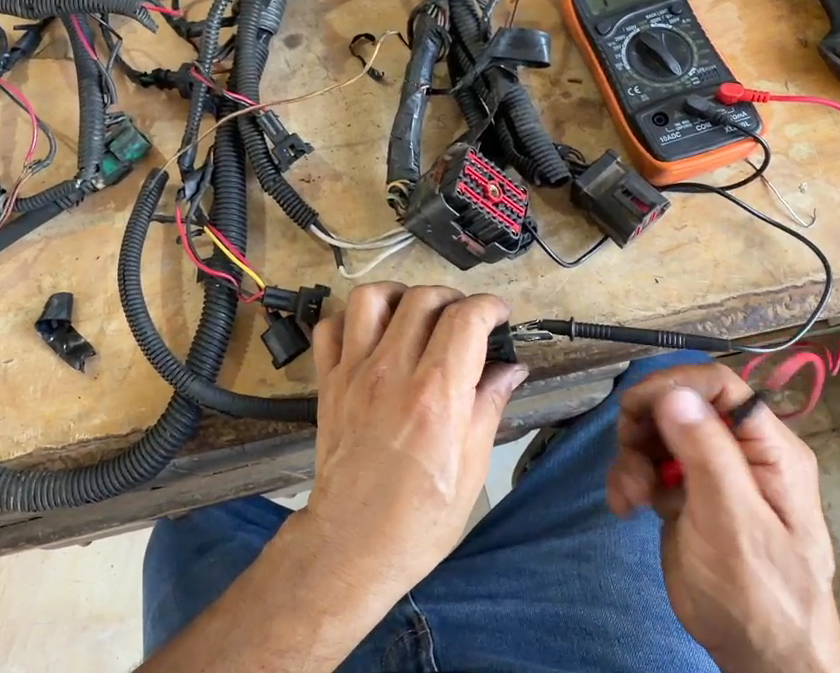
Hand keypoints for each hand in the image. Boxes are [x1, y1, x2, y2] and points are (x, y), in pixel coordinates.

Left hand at [286, 283, 528, 600]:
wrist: (355, 543)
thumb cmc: (421, 517)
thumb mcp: (472, 465)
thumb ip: (489, 405)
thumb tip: (511, 369)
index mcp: (437, 393)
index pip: (466, 318)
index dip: (488, 307)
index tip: (497, 315)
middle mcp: (393, 371)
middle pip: (422, 298)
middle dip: (451, 298)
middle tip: (462, 319)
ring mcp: (354, 373)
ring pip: (370, 297)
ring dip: (398, 296)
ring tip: (414, 315)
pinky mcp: (328, 382)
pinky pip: (331, 328)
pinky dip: (352, 320)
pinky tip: (371, 336)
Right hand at [608, 363, 839, 672]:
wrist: (759, 658)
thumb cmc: (761, 595)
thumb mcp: (734, 523)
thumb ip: (707, 454)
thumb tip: (675, 393)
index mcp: (769, 449)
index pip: (720, 387)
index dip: (674, 386)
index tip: (636, 408)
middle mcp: (739, 452)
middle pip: (680, 405)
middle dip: (645, 426)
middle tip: (628, 454)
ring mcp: (711, 473)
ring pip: (657, 433)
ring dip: (631, 456)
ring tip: (629, 496)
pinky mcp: (685, 494)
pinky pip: (648, 464)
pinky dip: (629, 479)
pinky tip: (627, 507)